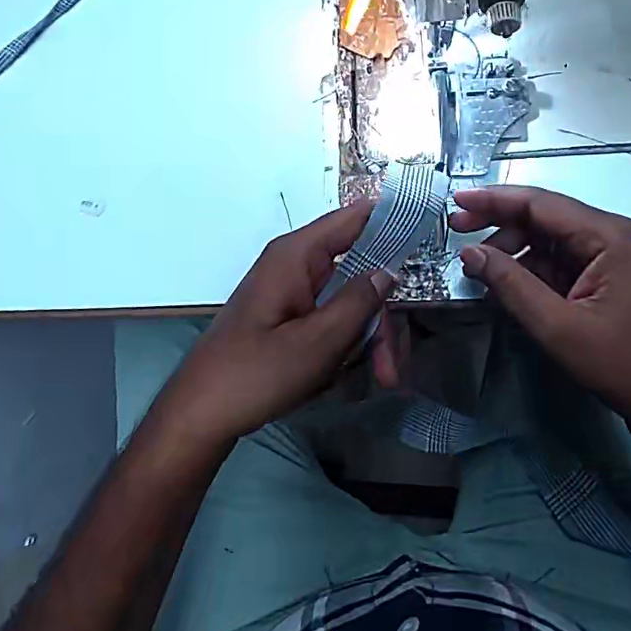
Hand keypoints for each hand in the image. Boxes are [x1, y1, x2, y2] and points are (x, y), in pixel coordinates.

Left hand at [146, 201, 396, 451]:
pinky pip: (330, 318)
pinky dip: (345, 344)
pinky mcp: (289, 316)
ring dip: (366, 338)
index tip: (428, 229)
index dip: (390, 220)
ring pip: (348, 300)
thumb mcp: (317, 342)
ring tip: (376, 380)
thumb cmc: (256, 372)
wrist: (203, 412)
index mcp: (295, 256)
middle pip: (358, 270)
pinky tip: (344, 376)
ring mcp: (291, 291)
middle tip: (390, 367)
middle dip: (380, 317)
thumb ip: (358, 301)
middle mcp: (295, 265)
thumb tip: (389, 268)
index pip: (352, 219)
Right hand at [451, 186, 630, 500]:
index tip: (457, 202)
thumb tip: (470, 253)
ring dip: (511, 248)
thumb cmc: (624, 365)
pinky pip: (556, 259)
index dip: (494, 200)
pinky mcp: (603, 275)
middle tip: (458, 230)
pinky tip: (505, 283)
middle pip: (542, 215)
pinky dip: (527, 267)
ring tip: (479, 267)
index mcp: (608, 236)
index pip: (540, 203)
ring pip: (546, 237)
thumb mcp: (558, 326)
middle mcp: (610, 235)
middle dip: (498, 222)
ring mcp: (609, 255)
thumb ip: (511, 284)